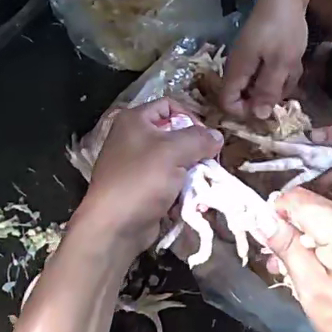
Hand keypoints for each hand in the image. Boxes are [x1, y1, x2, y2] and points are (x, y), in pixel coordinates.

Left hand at [74, 99, 220, 253]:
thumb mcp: (174, 152)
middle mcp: (134, 139)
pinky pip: (170, 182)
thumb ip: (199, 139)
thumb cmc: (141, 180)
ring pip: (177, 161)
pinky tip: (191, 201)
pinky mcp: (143, 188)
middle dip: (196, 151)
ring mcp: (138, 165)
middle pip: (176, 135)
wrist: (114, 226)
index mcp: (135, 121)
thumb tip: (217, 136)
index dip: (191, 117)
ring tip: (201, 186)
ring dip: (193, 174)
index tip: (205, 138)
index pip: (170, 105)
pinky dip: (182, 190)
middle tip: (208, 164)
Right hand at [220, 0, 308, 117]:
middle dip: (270, 96)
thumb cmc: (283, 29)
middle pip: (248, 95)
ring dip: (281, 82)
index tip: (267, 111)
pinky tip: (295, 62)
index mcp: (238, 70)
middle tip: (288, 84)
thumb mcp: (281, 63)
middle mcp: (239, 65)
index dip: (244, 112)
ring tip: (294, 68)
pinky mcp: (261, 51)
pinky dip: (284, 71)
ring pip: (263, 84)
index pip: (228, 102)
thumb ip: (268, 90)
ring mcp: (250, 58)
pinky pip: (270, 71)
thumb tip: (258, 116)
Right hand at [262, 189, 331, 331]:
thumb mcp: (314, 291)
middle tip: (282, 270)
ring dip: (312, 243)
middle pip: (314, 209)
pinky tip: (331, 274)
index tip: (268, 244)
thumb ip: (288, 249)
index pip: (296, 198)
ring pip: (330, 221)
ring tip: (304, 278)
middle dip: (293, 235)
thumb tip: (262, 216)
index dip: (275, 216)